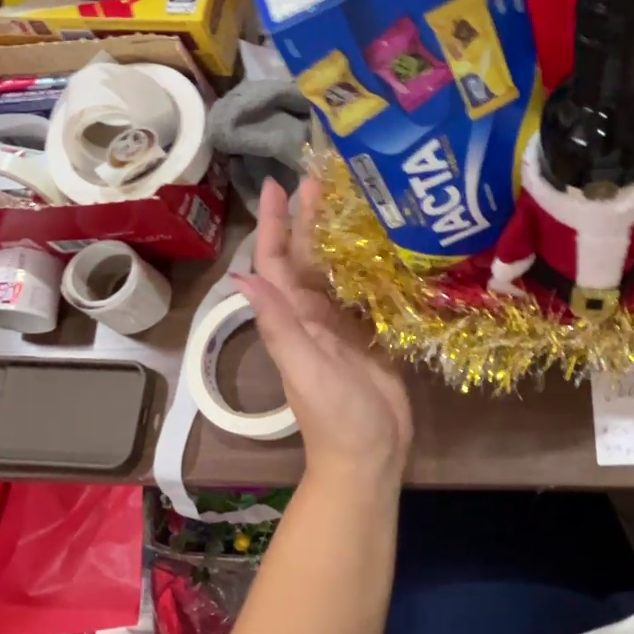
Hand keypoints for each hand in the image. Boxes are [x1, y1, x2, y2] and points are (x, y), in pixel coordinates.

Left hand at [234, 178, 413, 482]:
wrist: (369, 456)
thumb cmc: (335, 416)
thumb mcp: (304, 367)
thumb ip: (279, 323)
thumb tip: (243, 273)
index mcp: (293, 319)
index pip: (276, 262)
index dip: (275, 224)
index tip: (280, 185)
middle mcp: (313, 317)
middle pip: (307, 259)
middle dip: (309, 220)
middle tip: (324, 177)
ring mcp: (343, 328)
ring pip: (337, 272)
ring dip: (340, 238)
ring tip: (357, 200)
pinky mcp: (372, 338)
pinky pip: (368, 294)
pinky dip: (373, 269)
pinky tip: (389, 246)